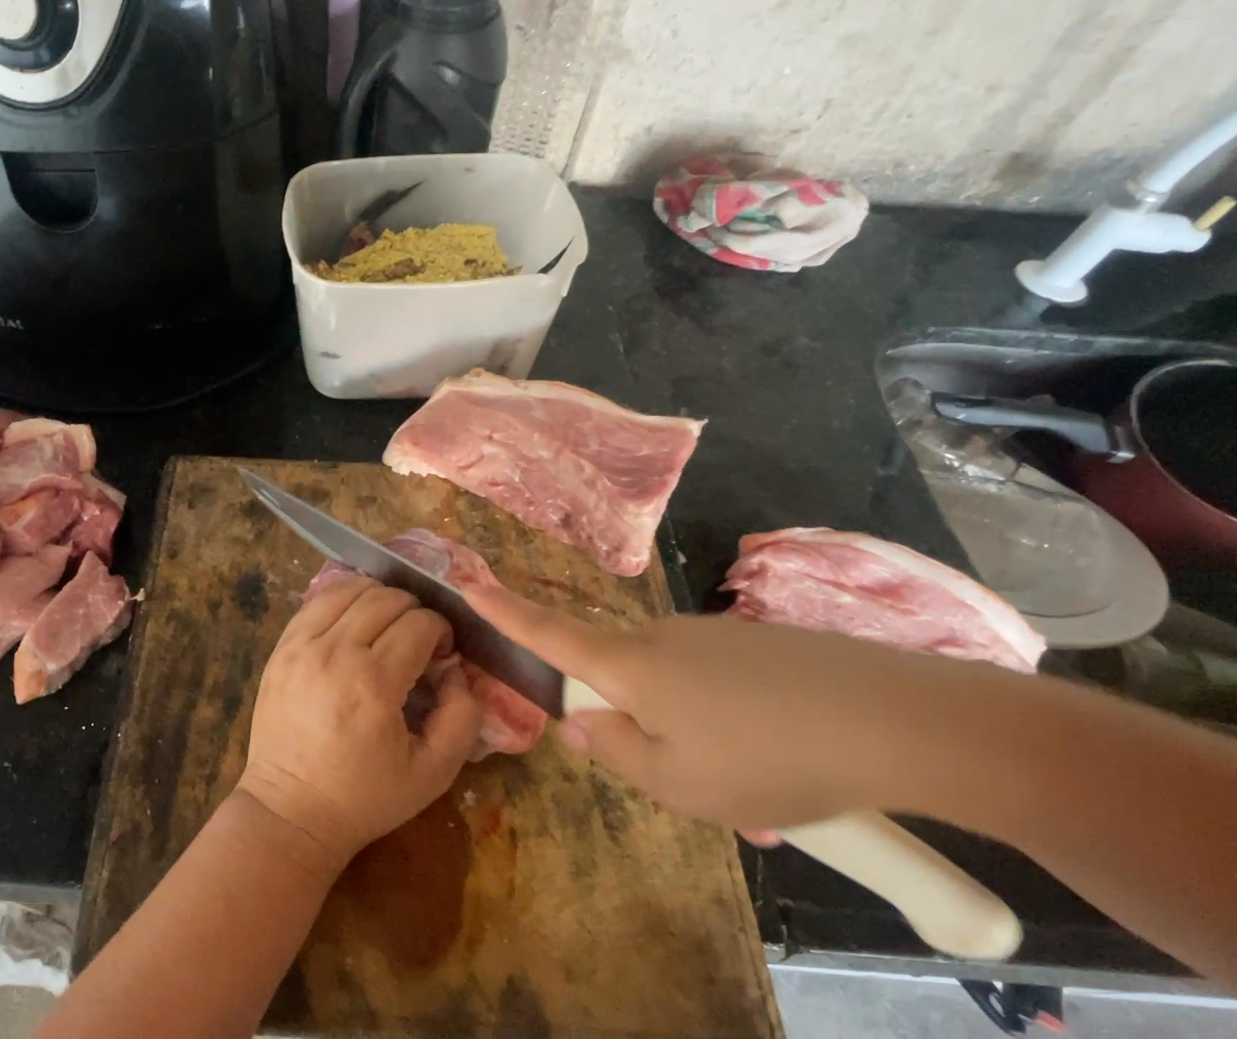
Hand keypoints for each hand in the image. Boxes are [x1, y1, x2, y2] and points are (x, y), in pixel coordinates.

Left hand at [237, 577, 483, 867]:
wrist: (291, 812)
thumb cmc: (365, 797)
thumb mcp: (434, 772)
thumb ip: (463, 717)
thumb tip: (456, 671)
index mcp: (374, 684)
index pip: (420, 623)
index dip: (442, 633)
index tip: (442, 657)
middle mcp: (335, 654)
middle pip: (388, 599)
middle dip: (415, 613)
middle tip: (418, 644)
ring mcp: (301, 647)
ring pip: (351, 589)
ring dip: (380, 599)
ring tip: (387, 629)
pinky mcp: (281, 649)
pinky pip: (317, 601)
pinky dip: (344, 600)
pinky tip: (355, 622)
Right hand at [463, 584, 1007, 830]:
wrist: (899, 720)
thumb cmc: (767, 759)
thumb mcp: (678, 784)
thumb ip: (615, 753)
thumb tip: (583, 722)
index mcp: (629, 666)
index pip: (549, 632)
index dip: (504, 610)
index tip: (464, 580)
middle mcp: (662, 636)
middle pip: (618, 671)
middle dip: (633, 719)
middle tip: (687, 777)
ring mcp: (714, 634)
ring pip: (674, 683)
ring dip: (691, 729)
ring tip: (750, 783)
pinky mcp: (760, 642)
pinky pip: (718, 681)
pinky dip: (730, 720)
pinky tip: (781, 756)